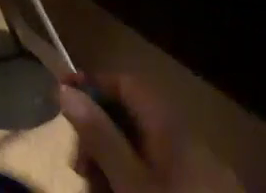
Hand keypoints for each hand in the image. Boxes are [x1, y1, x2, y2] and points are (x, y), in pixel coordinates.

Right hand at [60, 75, 242, 192]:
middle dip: (98, 136)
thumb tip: (66, 89)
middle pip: (132, 119)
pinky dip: (134, 178)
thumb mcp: (129, 181)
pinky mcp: (204, 192)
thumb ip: (99, 134)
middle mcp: (190, 142)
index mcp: (173, 130)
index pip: (128, 84)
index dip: (92, 83)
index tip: (61, 97)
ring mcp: (202, 171)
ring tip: (96, 189)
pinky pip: (160, 172)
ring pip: (143, 150)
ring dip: (112, 163)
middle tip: (79, 168)